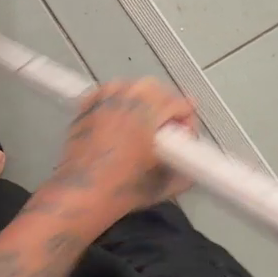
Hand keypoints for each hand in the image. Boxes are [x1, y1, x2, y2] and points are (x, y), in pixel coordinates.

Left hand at [46, 79, 196, 219]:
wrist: (84, 191)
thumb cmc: (123, 188)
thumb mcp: (167, 184)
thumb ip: (188, 169)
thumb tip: (193, 163)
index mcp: (149, 115)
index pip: (180, 103)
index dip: (186, 121)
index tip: (184, 135)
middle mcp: (126, 100)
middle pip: (155, 87)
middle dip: (165, 105)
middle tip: (165, 127)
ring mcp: (104, 100)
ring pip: (130, 85)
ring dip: (140, 99)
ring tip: (142, 121)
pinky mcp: (86, 105)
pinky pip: (107, 90)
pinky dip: (116, 99)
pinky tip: (118, 117)